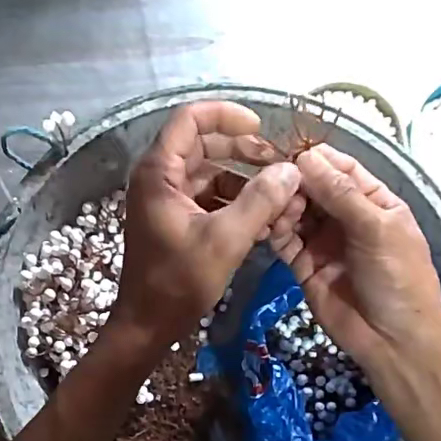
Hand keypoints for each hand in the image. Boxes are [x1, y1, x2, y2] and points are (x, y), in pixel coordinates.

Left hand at [111, 102, 295, 344]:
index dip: (227, 115)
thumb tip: (292, 170)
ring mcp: (165, 200)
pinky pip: (207, 199)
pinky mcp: (174, 221)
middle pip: (204, 145)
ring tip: (277, 200)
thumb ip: (260, 201)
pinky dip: (233, 204)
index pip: (190, 118)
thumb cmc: (178, 281)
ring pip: (209, 174)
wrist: (147, 324)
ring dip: (243, 183)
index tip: (261, 128)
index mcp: (159, 172)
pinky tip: (260, 222)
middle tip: (279, 166)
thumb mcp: (225, 239)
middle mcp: (158, 179)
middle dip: (243, 152)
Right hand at [268, 145, 440, 370]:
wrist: (391, 337)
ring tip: (274, 207)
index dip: (318, 159)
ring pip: (296, 214)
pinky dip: (275, 232)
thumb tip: (307, 158)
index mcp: (374, 202)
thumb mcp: (376, 228)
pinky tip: (267, 225)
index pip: (343, 170)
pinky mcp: (303, 266)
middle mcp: (346, 218)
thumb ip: (341, 194)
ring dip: (283, 207)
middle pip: (314, 190)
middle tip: (273, 181)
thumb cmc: (397, 277)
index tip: (290, 152)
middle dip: (294, 183)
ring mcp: (323, 242)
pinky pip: (284, 242)